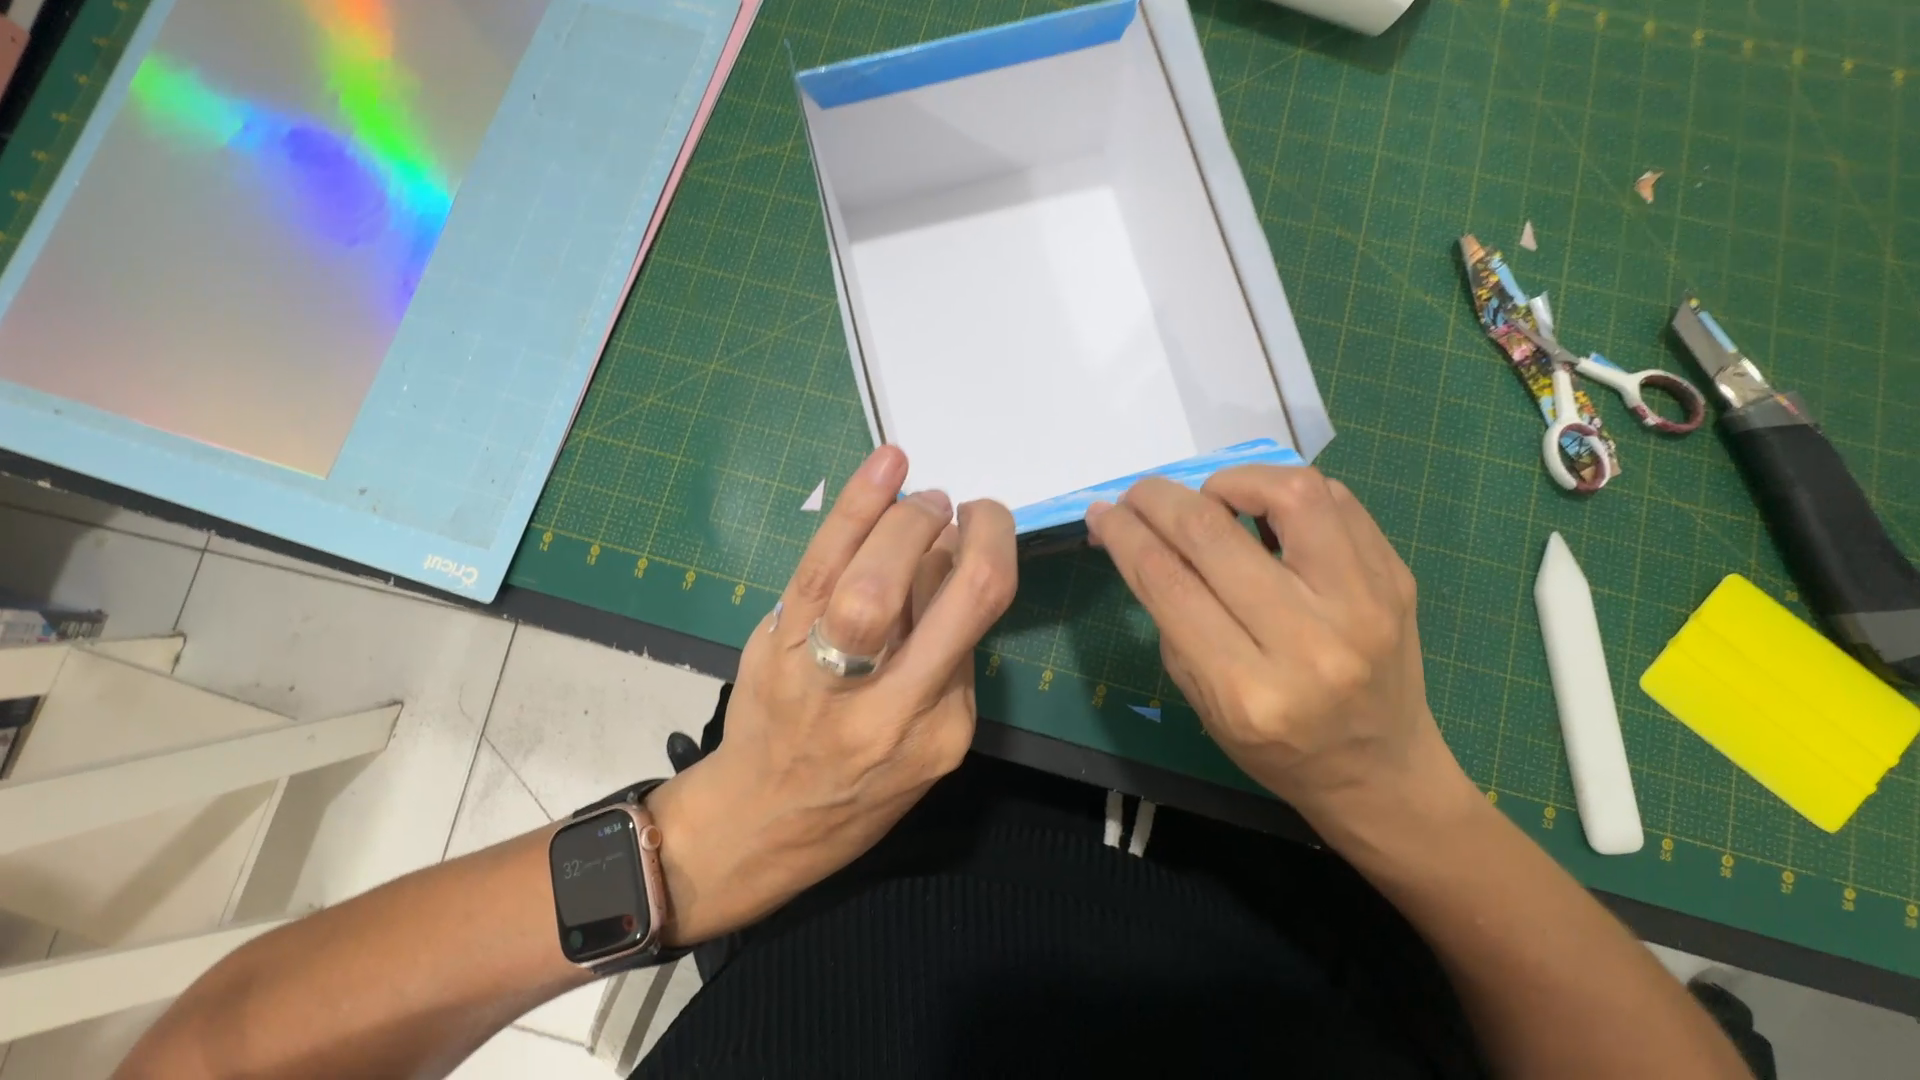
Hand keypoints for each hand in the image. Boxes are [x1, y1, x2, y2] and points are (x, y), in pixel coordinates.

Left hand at [647, 446, 1016, 944]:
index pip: (981, 613)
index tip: (984, 528)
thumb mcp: (928, 745)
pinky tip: (885, 465)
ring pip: (875, 578)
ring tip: (922, 497)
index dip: (991, 549)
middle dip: (966, 528)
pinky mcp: (777, 647)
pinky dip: (856, 507)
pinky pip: (819, 568)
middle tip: (959, 508)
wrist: (761, 826)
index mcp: (943, 728)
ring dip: (908, 517)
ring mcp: (826, 678)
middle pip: (950, 591)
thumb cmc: (857, 793)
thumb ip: (947, 659)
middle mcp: (892, 706)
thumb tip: (956, 562)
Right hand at [1085, 466, 1473, 837]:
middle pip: (1212, 534)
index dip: (1125, 535)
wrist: (1380, 770)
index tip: (1103, 514)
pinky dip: (1285, 493)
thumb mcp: (1204, 699)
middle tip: (1138, 495)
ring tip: (1213, 497)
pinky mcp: (1396, 579)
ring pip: (1291, 496)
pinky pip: (1336, 501)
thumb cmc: (1277, 747)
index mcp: (1247, 690)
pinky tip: (1265, 512)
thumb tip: (1138, 537)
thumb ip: (1173, 618)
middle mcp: (1309, 643)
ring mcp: (1364, 605)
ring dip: (1233, 481)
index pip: (1168, 582)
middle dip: (1159, 500)